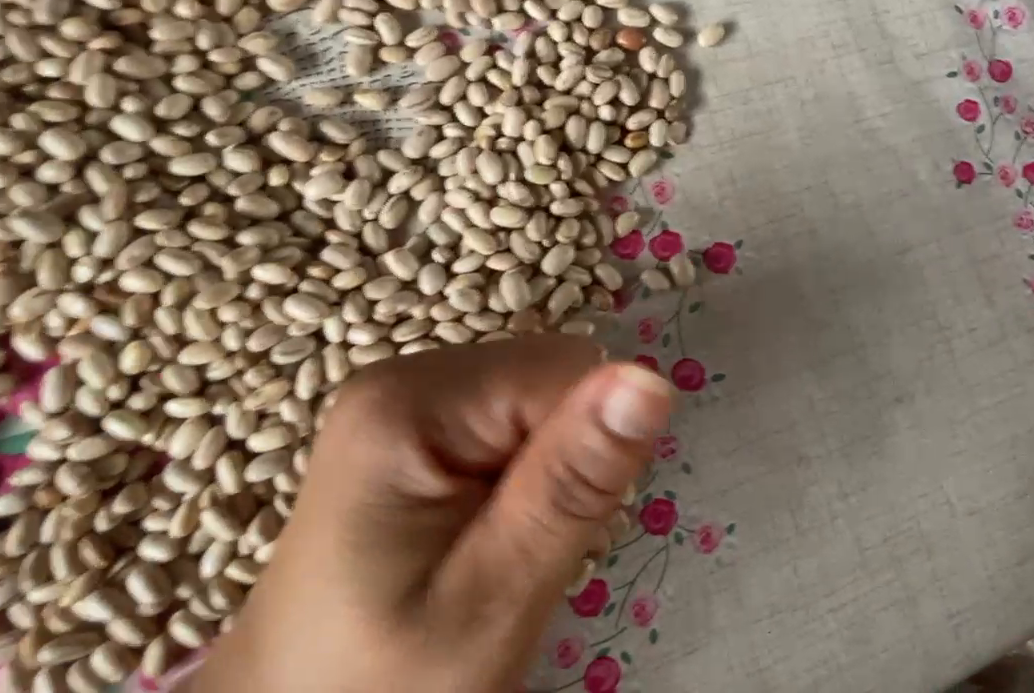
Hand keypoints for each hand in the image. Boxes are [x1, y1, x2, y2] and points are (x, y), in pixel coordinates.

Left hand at [192, 338, 673, 692]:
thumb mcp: (491, 600)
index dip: (590, 448)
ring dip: (545, 471)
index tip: (558, 530)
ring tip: (497, 549)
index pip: (566, 373)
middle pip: (550, 379)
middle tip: (522, 551)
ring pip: (537, 402)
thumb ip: (571, 484)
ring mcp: (403, 399)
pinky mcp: (410, 426)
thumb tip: (651, 378)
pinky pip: (508, 422)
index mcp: (410, 402)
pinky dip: (521, 475)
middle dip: (565, 459)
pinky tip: (481, 531)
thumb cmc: (383, 685)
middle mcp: (403, 376)